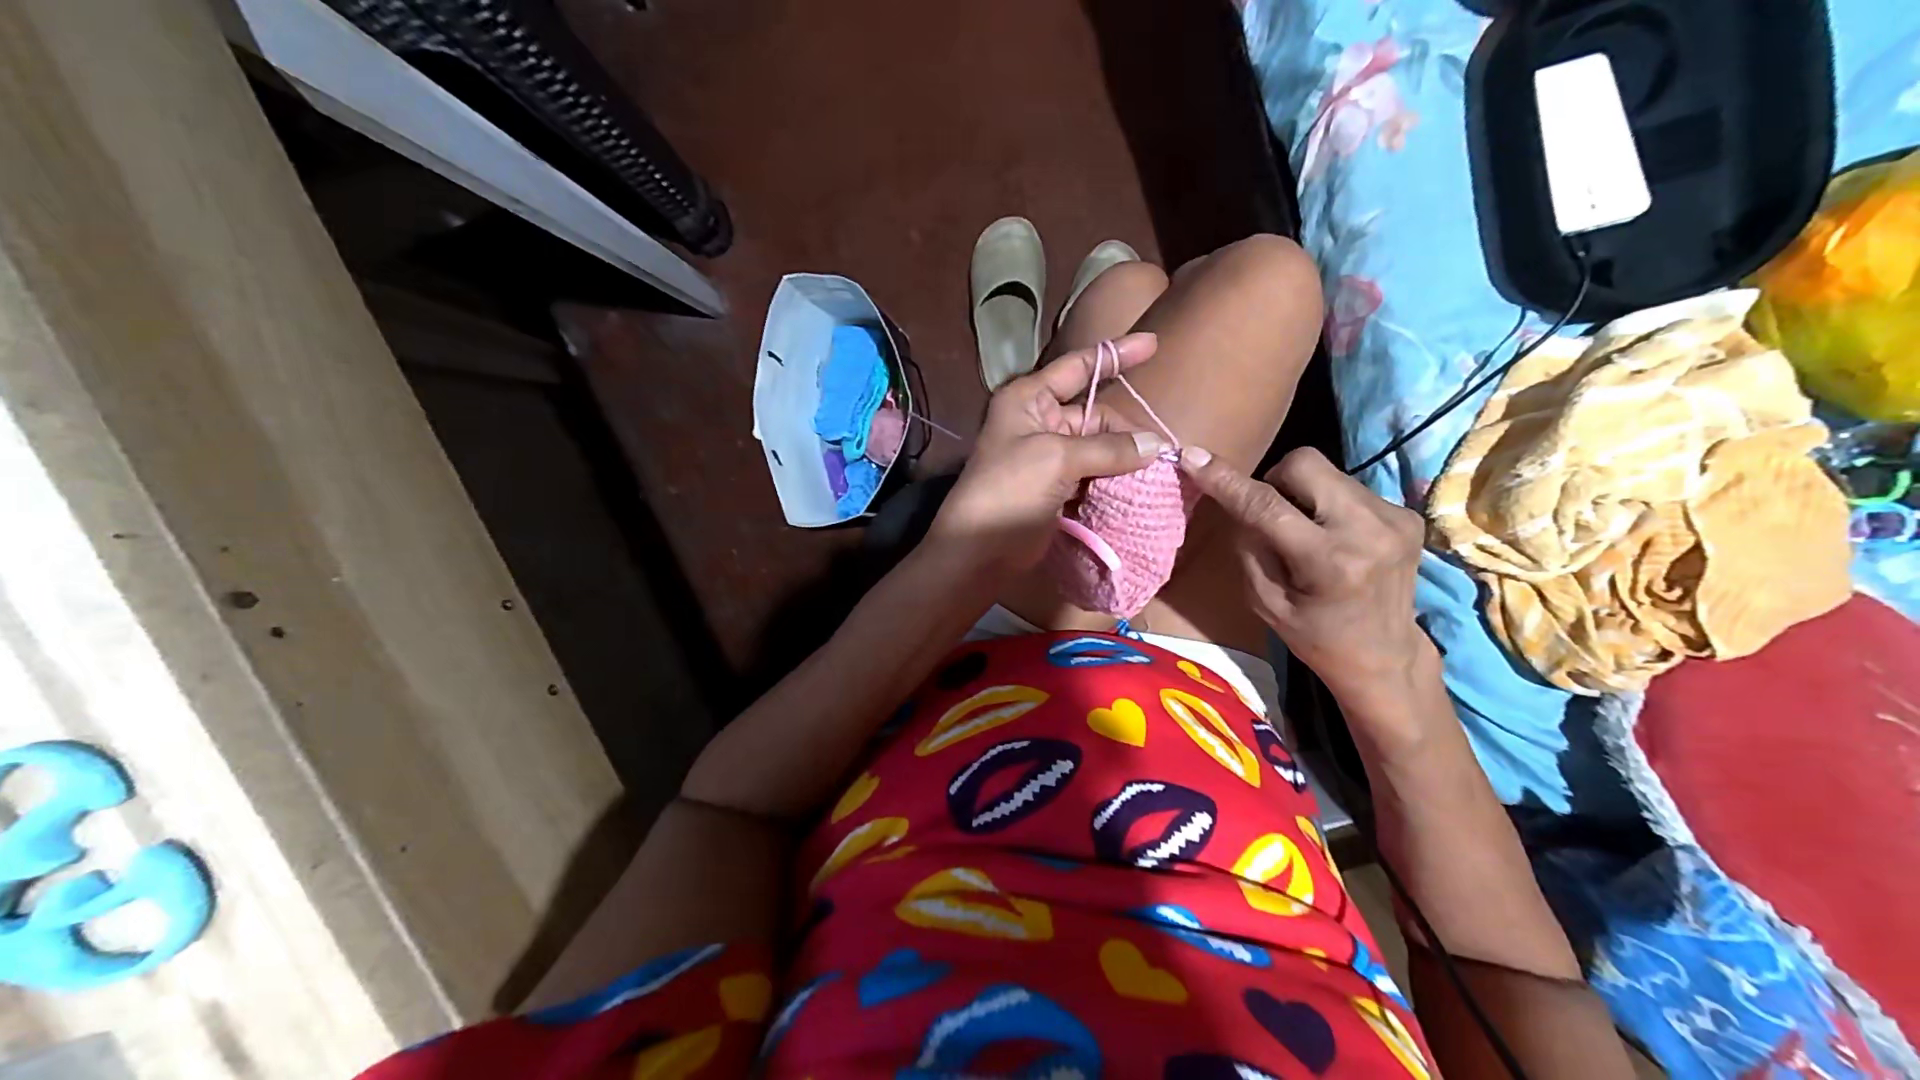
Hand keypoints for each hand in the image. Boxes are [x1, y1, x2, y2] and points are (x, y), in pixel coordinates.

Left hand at [930, 333, 1169, 571]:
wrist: (979, 550)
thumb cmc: (1008, 490)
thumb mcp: (1057, 459)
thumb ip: (1108, 448)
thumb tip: (1157, 445)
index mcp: (1029, 399)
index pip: (1078, 366)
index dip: (1115, 355)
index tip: (1154, 344)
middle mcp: (1039, 421)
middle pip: (1095, 413)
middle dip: (1128, 428)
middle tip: (1164, 451)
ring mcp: (1048, 456)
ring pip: (1098, 446)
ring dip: (1126, 457)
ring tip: (1162, 468)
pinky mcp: (1057, 487)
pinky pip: (1094, 474)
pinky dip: (1115, 479)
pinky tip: (1142, 486)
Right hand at [1179, 446, 1435, 713]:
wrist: (1385, 654)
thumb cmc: (1315, 635)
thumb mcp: (1264, 601)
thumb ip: (1248, 545)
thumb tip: (1234, 495)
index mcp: (1329, 562)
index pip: (1266, 506)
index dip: (1226, 480)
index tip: (1193, 457)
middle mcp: (1368, 530)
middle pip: (1304, 463)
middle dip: (1275, 479)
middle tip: (1271, 514)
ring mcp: (1394, 517)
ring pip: (1326, 471)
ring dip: (1303, 493)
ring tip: (1307, 532)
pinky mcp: (1407, 512)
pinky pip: (1348, 485)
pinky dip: (1327, 503)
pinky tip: (1333, 536)